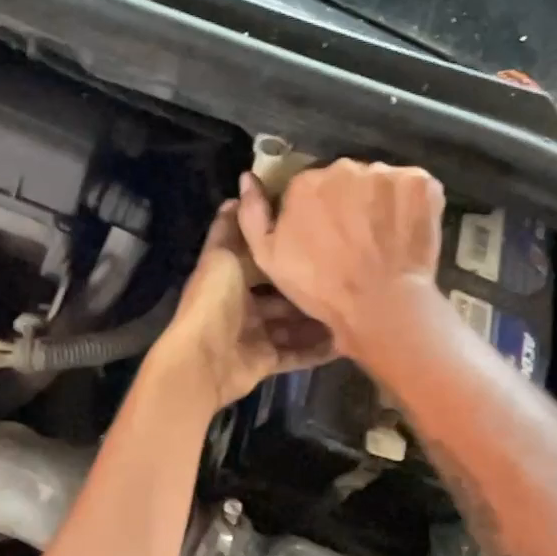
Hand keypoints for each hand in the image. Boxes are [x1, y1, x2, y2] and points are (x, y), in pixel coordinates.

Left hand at [149, 201, 336, 412]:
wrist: (202, 360)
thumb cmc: (213, 301)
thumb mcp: (222, 256)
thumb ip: (232, 229)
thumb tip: (238, 193)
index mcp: (228, 277)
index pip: (260, 260)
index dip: (282, 249)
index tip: (316, 235)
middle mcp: (242, 305)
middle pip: (281, 295)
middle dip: (307, 288)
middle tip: (347, 276)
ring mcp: (254, 336)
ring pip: (292, 325)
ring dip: (317, 319)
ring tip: (354, 307)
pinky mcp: (265, 362)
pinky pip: (296, 354)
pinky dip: (318, 350)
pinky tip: (346, 341)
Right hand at [237, 159, 446, 361]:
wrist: (379, 304)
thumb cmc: (318, 286)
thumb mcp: (268, 257)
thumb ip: (253, 214)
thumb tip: (247, 178)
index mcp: (305, 183)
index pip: (310, 188)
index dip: (317, 213)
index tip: (324, 237)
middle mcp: (344, 168)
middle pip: (346, 179)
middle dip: (349, 203)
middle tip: (355, 239)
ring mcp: (387, 174)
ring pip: (380, 182)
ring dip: (380, 202)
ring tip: (383, 238)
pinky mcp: (422, 183)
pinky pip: (413, 187)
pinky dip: (411, 204)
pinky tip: (405, 231)